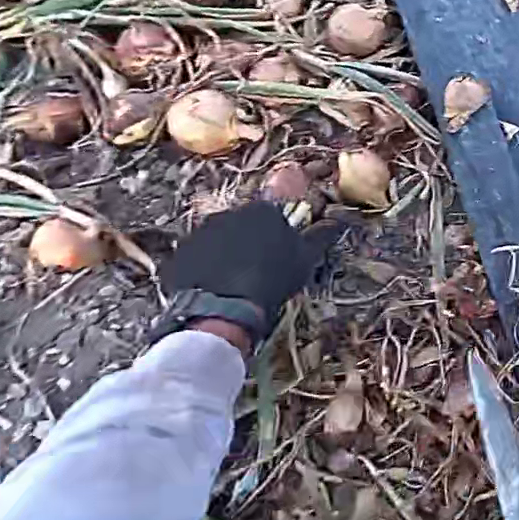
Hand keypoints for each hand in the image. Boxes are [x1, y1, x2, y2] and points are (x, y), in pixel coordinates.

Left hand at [158, 201, 338, 341]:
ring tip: (236, 280)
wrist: (225, 308)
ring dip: (226, 253)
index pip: (271, 215)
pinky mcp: (179, 255)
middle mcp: (227, 214)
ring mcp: (199, 234)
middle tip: (259, 267)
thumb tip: (339, 220)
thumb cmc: (274, 277)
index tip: (280, 253)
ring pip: (218, 240)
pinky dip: (205, 268)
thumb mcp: (306, 257)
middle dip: (250, 240)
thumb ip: (321, 235)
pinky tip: (216, 287)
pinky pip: (196, 258)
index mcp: (260, 211)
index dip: (277, 234)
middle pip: (243, 224)